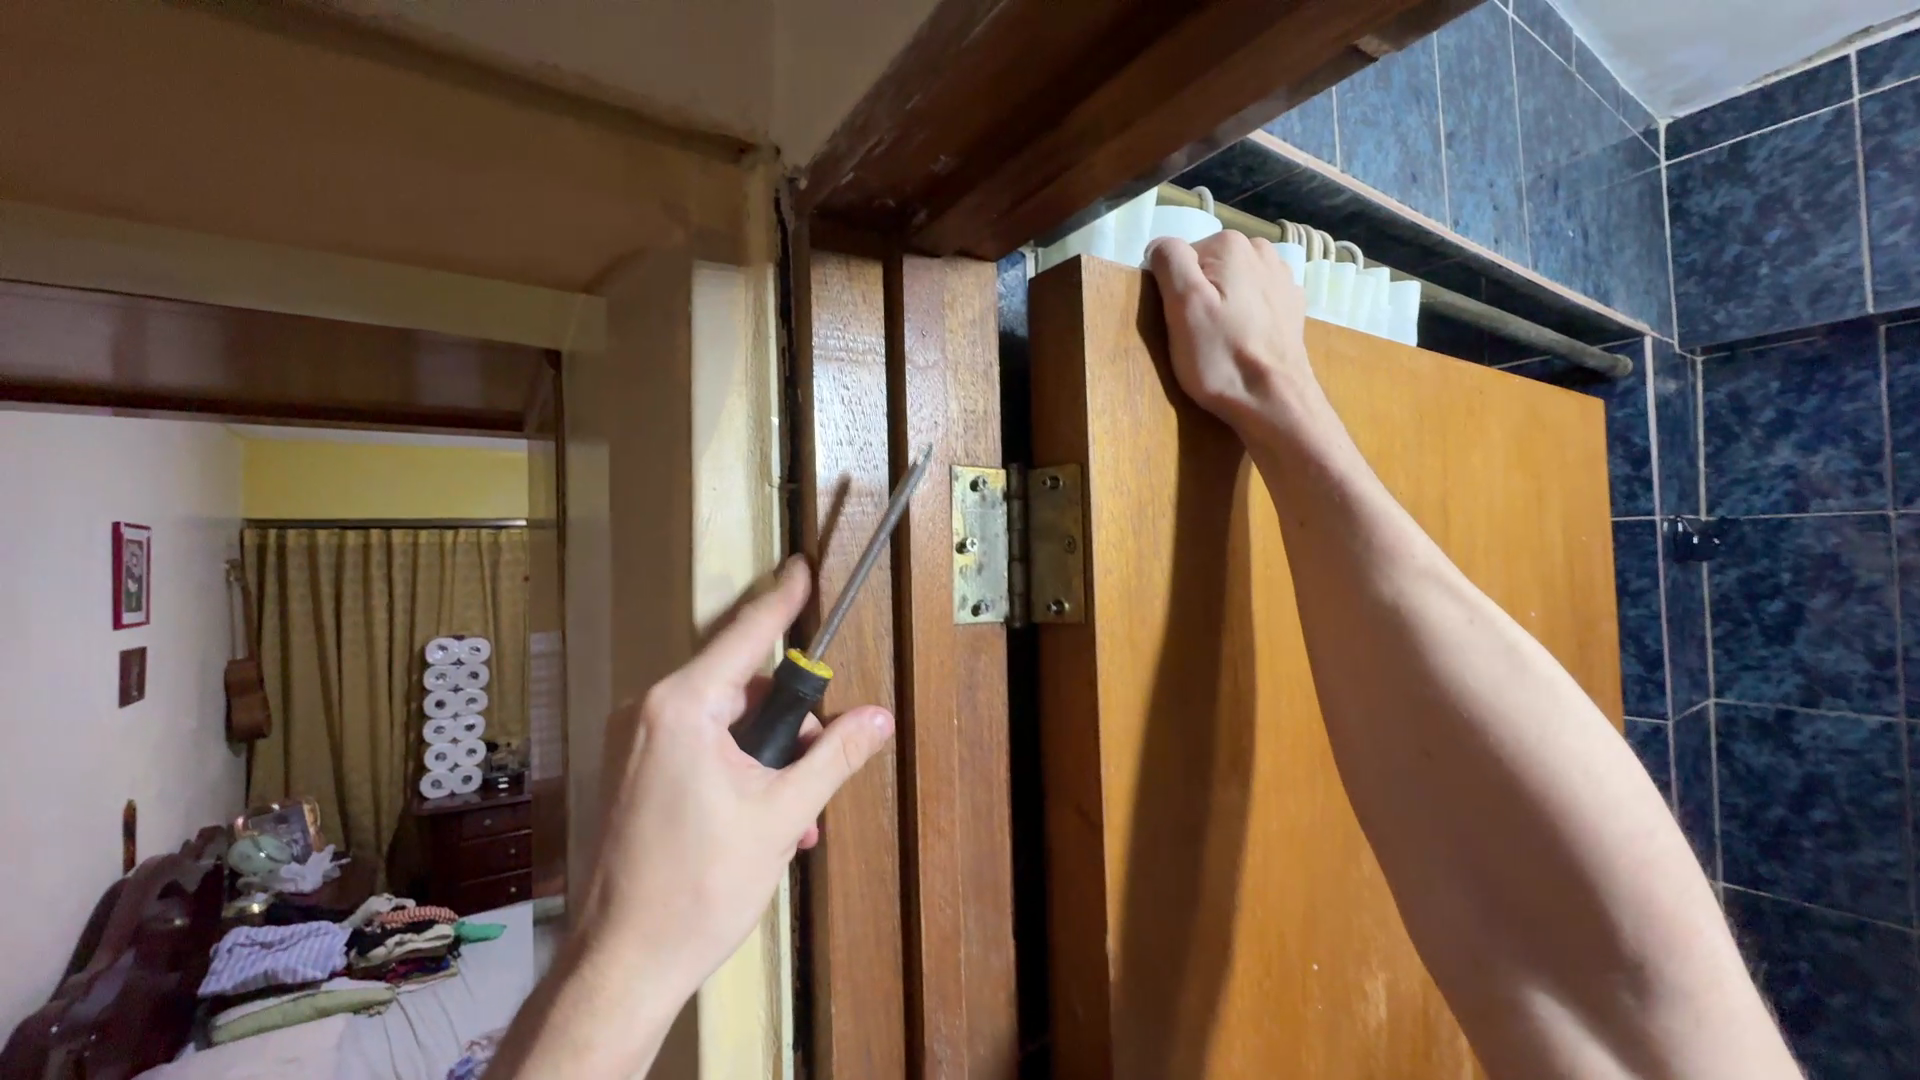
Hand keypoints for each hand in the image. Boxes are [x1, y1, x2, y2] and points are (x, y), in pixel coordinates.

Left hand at [576, 557, 894, 1001]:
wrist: (621, 965)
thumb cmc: (699, 887)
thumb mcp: (781, 816)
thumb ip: (833, 757)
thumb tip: (878, 719)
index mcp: (682, 708)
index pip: (746, 635)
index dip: (781, 600)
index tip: (802, 566)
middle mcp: (651, 713)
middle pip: (743, 687)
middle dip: (789, 725)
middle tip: (815, 769)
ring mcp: (636, 743)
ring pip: (726, 723)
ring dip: (768, 758)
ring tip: (792, 815)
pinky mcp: (634, 772)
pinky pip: (701, 748)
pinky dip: (739, 771)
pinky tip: (762, 819)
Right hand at [1146, 231, 1319, 435]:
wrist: (1273, 400)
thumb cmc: (1220, 356)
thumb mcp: (1182, 306)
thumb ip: (1169, 261)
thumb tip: (1160, 246)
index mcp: (1230, 244)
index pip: (1178, 257)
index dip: (1172, 291)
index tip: (1179, 322)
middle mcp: (1261, 250)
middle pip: (1206, 268)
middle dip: (1198, 296)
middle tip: (1197, 335)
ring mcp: (1281, 277)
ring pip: (1231, 283)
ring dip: (1222, 305)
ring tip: (1221, 340)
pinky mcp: (1291, 305)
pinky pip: (1253, 299)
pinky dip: (1244, 315)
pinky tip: (1244, 340)